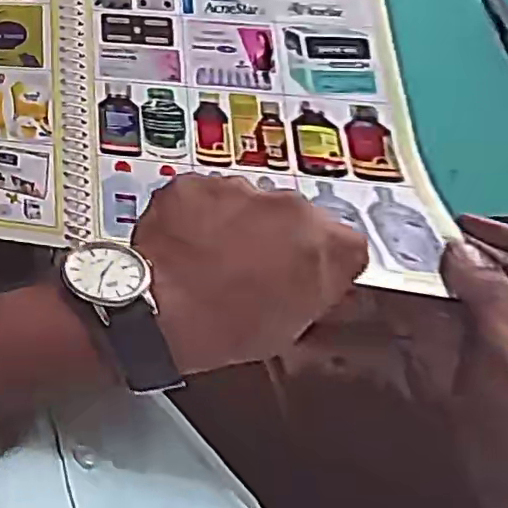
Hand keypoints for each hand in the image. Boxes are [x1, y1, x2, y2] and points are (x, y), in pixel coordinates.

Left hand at [136, 175, 367, 373]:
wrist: (166, 308)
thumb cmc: (230, 325)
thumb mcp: (297, 321)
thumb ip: (316, 287)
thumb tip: (314, 279)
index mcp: (327, 242)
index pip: (341, 239)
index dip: (318, 255)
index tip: (301, 266)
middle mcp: (286, 204)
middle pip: (289, 212)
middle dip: (273, 231)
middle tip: (249, 259)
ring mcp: (236, 188)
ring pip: (242, 197)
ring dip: (231, 217)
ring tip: (210, 251)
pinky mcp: (192, 182)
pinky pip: (199, 193)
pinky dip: (193, 208)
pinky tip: (185, 237)